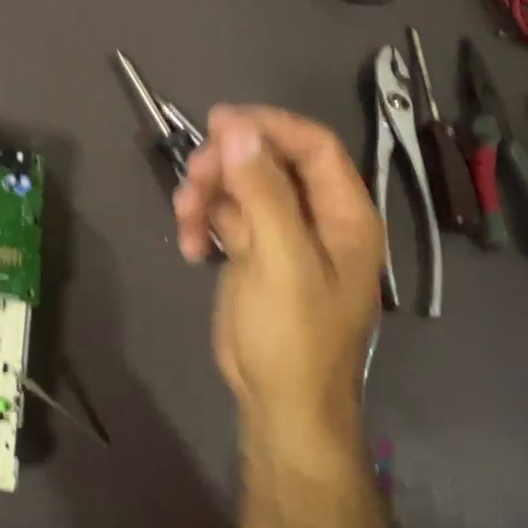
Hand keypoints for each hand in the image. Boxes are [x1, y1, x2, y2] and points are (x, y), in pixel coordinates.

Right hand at [171, 106, 382, 444]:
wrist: (280, 405)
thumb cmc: (294, 337)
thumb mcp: (280, 261)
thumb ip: (262, 192)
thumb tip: (236, 127)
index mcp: (344, 215)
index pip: (314, 146)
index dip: (268, 126)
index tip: (217, 123)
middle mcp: (317, 217)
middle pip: (268, 161)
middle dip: (225, 165)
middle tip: (191, 179)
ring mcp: (283, 234)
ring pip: (239, 185)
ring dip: (205, 194)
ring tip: (184, 221)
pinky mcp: (254, 252)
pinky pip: (225, 215)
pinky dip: (202, 222)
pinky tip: (190, 248)